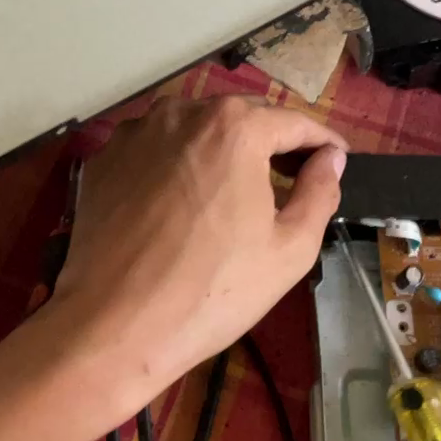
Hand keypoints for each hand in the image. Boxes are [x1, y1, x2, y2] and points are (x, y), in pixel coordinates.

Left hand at [40, 96, 347, 417]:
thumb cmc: (212, 291)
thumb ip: (320, 191)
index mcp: (234, 127)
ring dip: (221, 150)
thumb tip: (330, 158)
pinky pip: (155, 150)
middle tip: (292, 178)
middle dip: (271, 143)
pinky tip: (181, 203)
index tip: (337, 158)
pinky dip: (176, 164)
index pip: (293, 122)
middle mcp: (182, 112)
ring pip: (195, 130)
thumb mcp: (290, 249)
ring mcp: (135, 133)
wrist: (113, 327)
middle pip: (241, 119)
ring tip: (234, 190)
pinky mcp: (104, 159)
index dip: (322, 142)